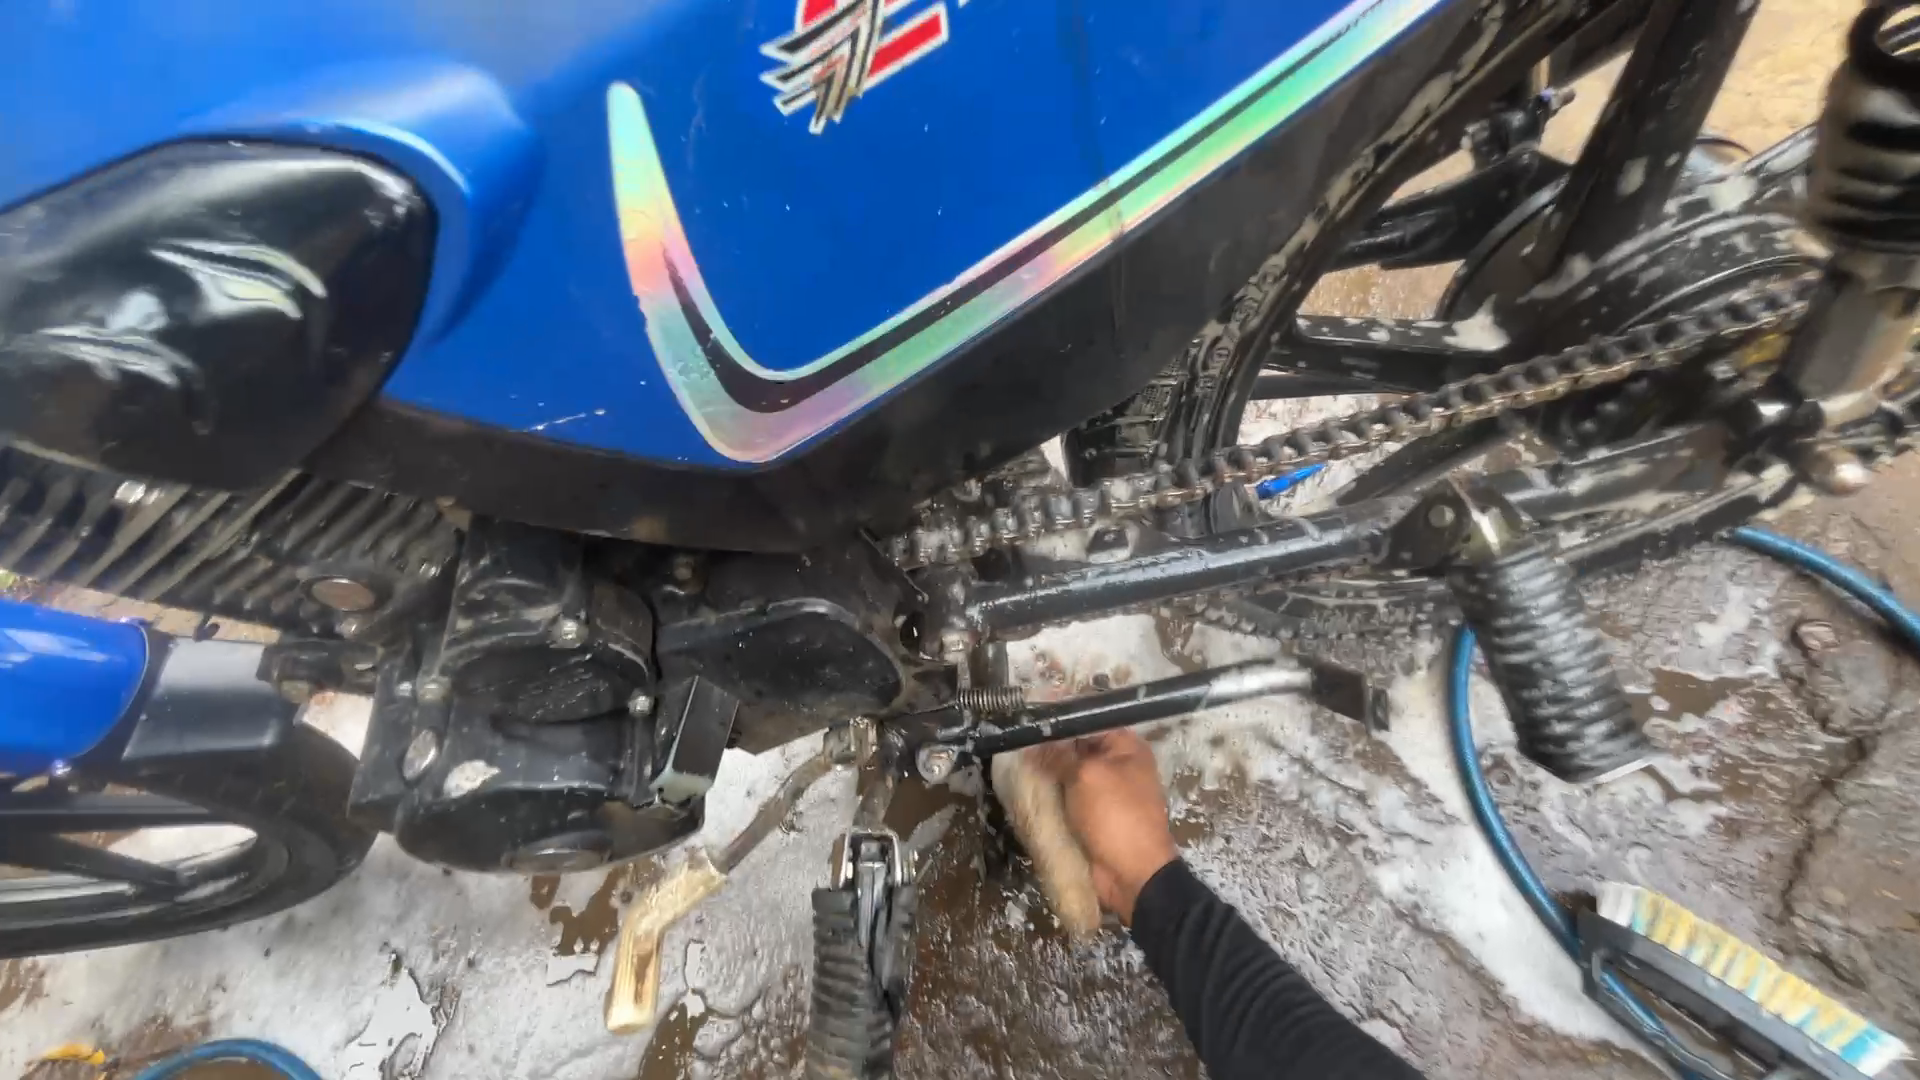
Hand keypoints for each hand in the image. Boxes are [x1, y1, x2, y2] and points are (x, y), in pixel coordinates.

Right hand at [1031, 731, 1178, 924]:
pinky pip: (1068, 796)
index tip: (1030, 713)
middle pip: (1078, 745)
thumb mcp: (1086, 776)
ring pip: (1069, 772)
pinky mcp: (1093, 815)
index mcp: (1126, 747)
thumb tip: (1031, 740)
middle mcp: (1118, 764)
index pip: (1089, 719)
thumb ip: (1058, 754)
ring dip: (1047, 770)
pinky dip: (1050, 793)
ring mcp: (1106, 791)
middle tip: (1017, 738)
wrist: (1132, 876)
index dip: (1060, 715)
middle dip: (1050, 744)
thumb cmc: (1116, 815)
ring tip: (1014, 760)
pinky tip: (1025, 786)